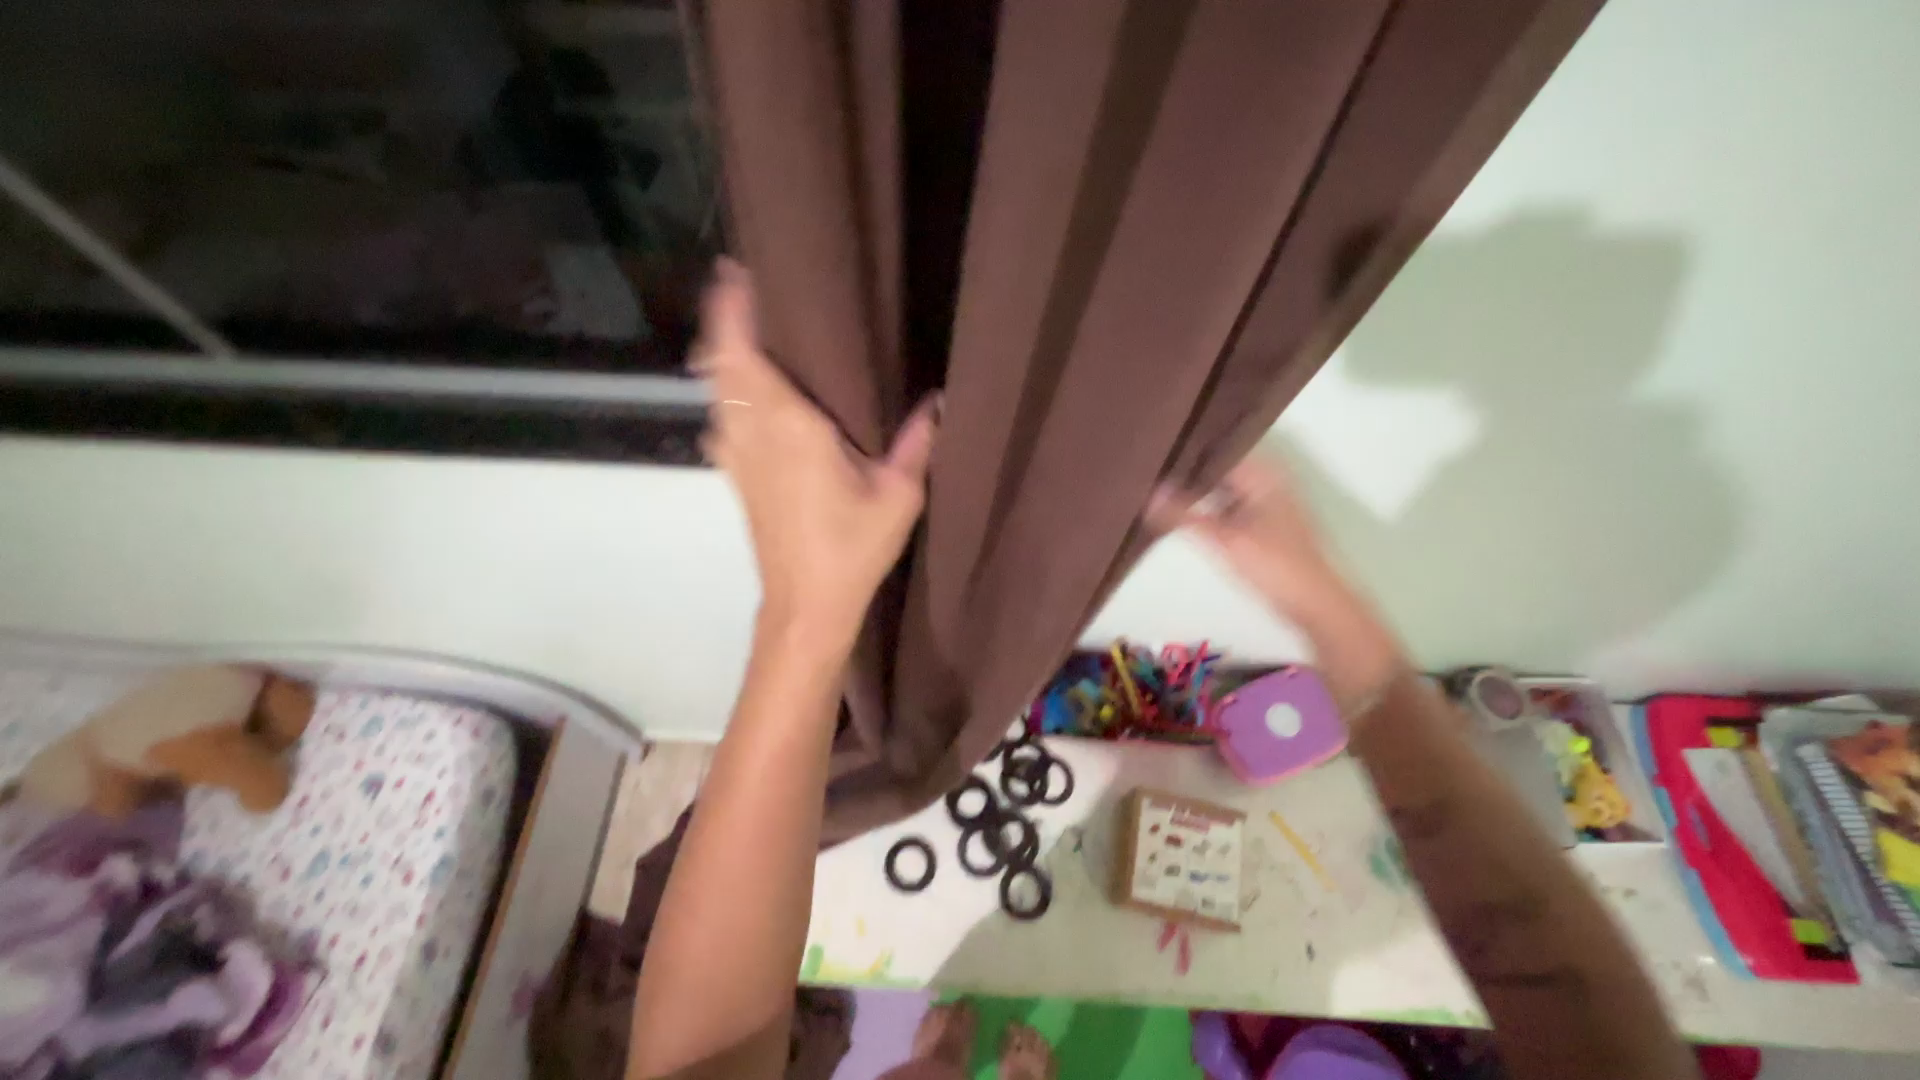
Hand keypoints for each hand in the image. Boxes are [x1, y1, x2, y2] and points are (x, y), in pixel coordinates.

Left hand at [697, 259, 938, 645]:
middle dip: (725, 323)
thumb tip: (937, 400)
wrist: (806, 606)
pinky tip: (751, 395)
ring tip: (753, 333)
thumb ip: (916, 443)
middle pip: (720, 363)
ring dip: (724, 359)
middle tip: (750, 291)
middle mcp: (751, 432)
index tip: (736, 272)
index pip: (744, 352)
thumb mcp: (899, 497)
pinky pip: (720, 419)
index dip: (732, 310)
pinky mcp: (735, 477)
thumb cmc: (852, 549)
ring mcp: (736, 456)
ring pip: (715, 391)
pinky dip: (726, 394)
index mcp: (789, 426)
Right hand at [1147, 458, 1340, 613]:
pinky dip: (1207, 511)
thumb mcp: (1224, 540)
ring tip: (1157, 490)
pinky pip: (1228, 508)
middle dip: (1187, 472)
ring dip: (1196, 493)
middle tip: (1148, 470)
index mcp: (1264, 474)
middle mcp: (1267, 481)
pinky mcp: (1264, 526)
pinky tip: (1181, 517)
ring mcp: (1267, 504)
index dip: (1186, 450)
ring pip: (1222, 490)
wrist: (1316, 606)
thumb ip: (1183, 515)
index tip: (1153, 450)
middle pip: (1219, 469)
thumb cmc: (1275, 566)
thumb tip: (1148, 492)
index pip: (1217, 449)